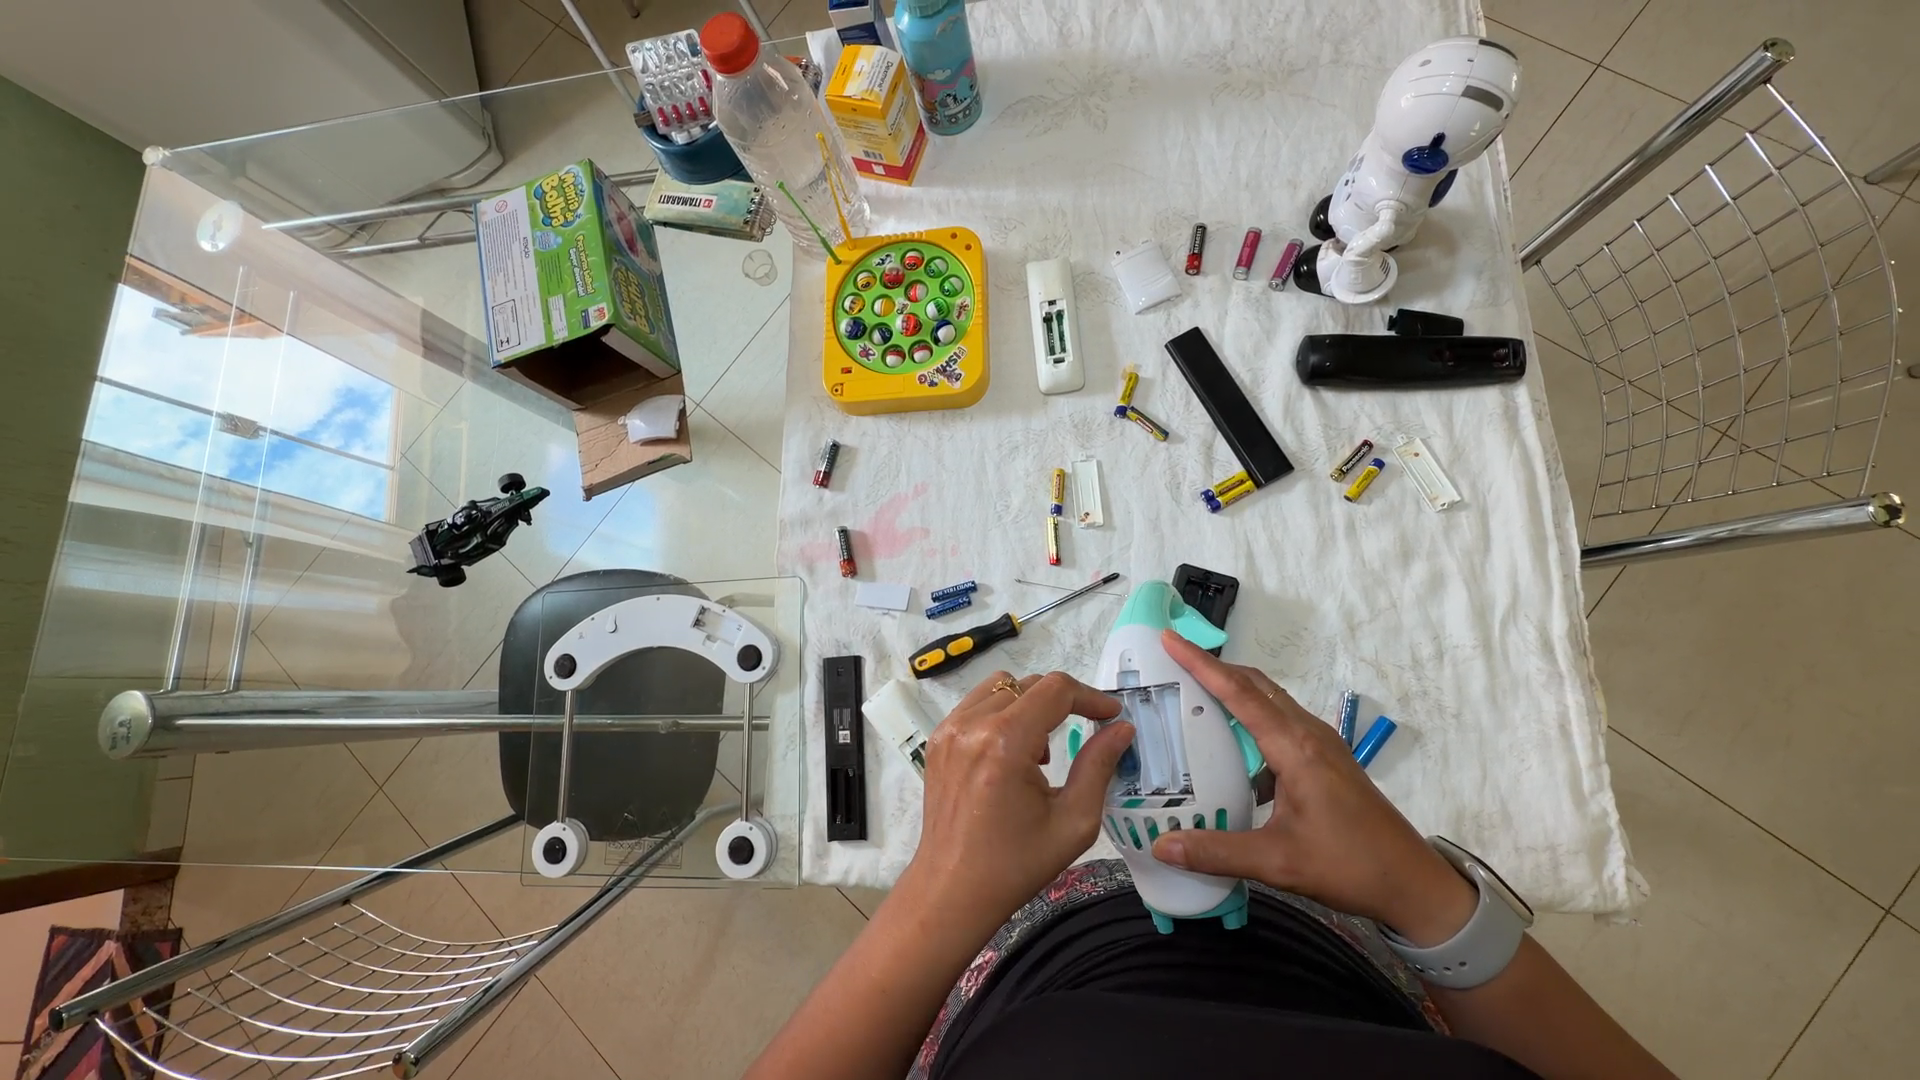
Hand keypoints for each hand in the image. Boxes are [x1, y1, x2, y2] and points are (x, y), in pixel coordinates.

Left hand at [902, 671, 1131, 929]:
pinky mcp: (938, 739)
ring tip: (1040, 750)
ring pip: (1001, 686)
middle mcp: (972, 725)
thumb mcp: (1073, 822)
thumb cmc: (1016, 864)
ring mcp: (949, 730)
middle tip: (1084, 732)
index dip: (1089, 697)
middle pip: (1029, 684)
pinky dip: (1002, 714)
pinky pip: (976, 704)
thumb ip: (1099, 766)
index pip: (1055, 690)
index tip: (1110, 716)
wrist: (952, 889)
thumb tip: (1122, 729)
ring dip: (1030, 704)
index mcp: (1005, 743)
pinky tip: (1011, 754)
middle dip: (1063, 702)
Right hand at [1148, 631, 1475, 944]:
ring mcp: (1320, 745)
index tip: (1170, 640)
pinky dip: (1248, 717)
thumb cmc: (1350, 866)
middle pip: (1255, 685)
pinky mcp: (1324, 760)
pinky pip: (1279, 722)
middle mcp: (1308, 735)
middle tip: (1172, 663)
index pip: (1240, 693)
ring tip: (1192, 695)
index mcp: (1295, 748)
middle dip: (1213, 668)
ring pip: (1269, 701)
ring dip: (1232, 690)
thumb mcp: (1278, 862)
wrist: (1415, 885)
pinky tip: (1228, 747)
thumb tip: (1162, 846)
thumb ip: (1217, 852)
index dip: (1201, 664)